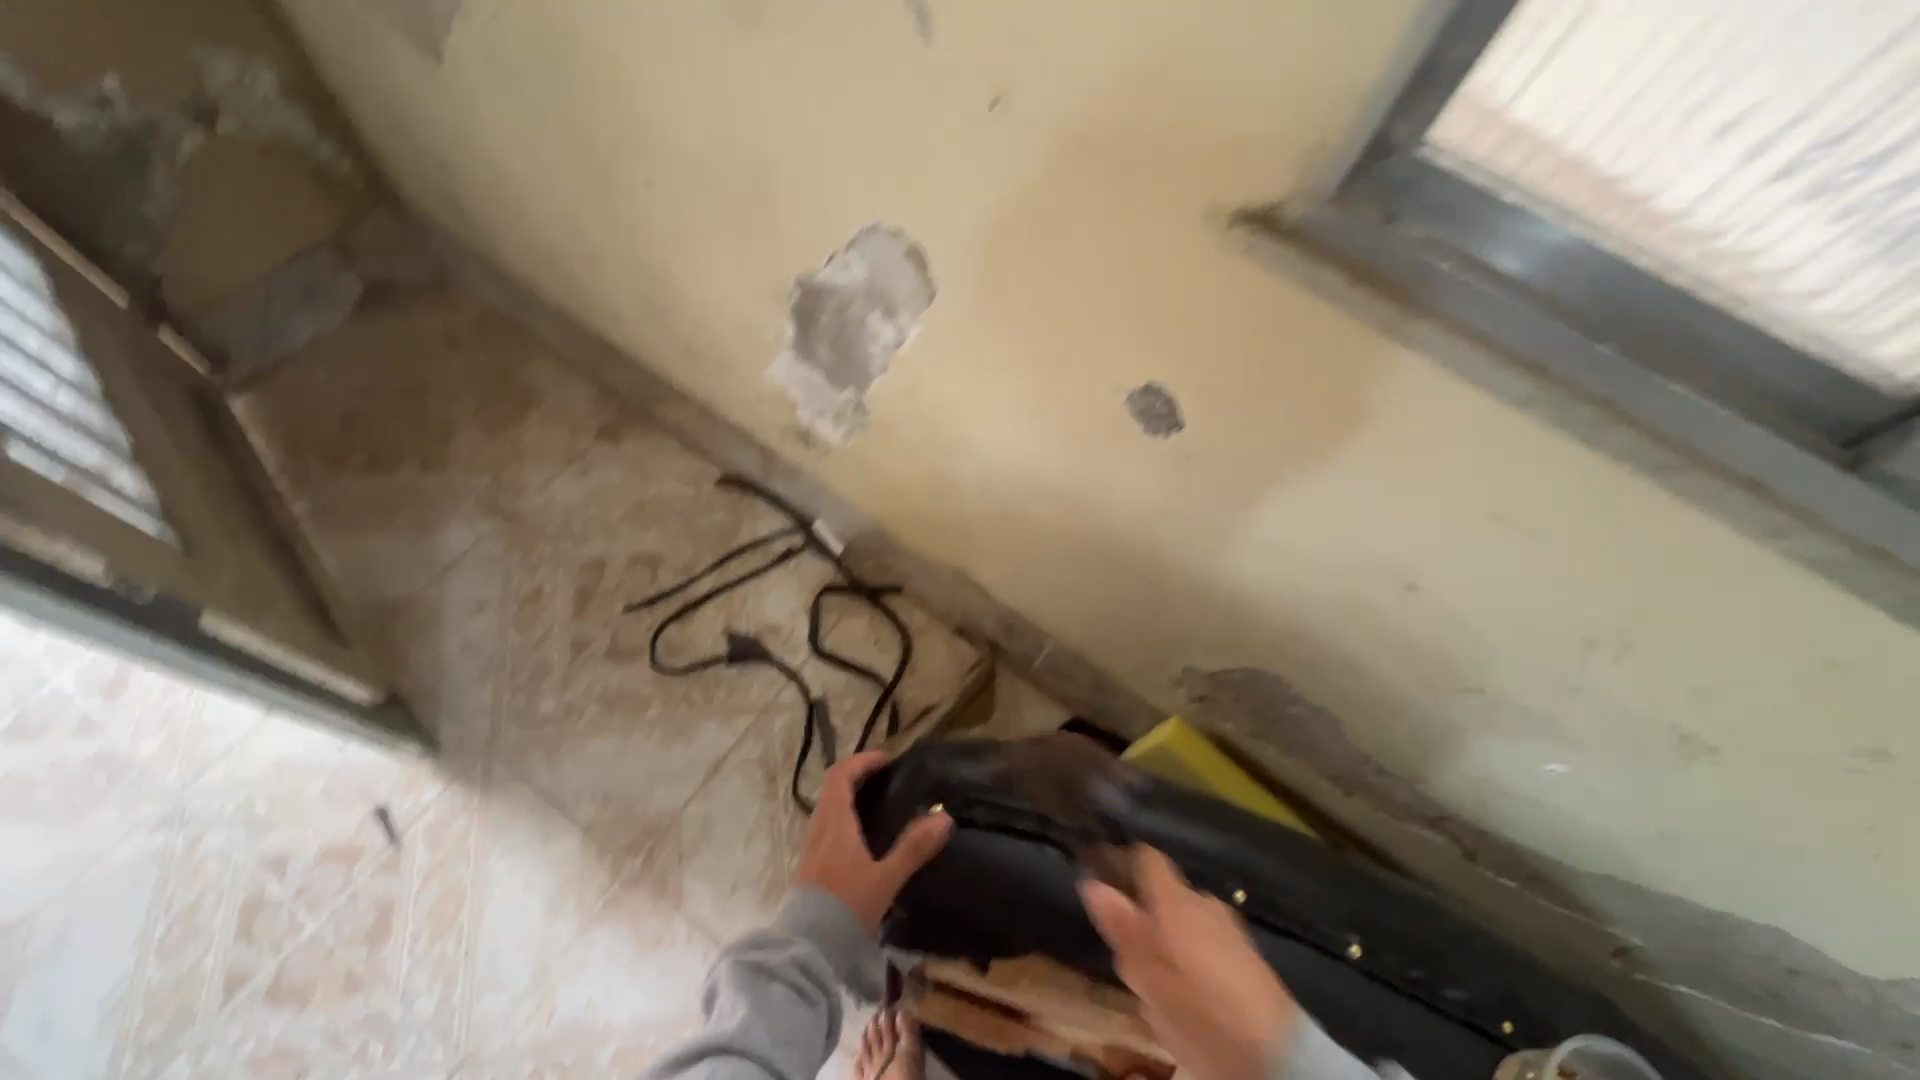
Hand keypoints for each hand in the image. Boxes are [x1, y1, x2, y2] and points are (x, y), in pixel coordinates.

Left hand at [793, 751, 953, 936]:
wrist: (809, 947)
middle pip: (833, 788)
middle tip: (887, 781)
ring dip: (849, 798)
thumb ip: (914, 847)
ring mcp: (811, 847)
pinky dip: (844, 819)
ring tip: (878, 807)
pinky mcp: (810, 866)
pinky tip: (862, 839)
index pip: (841, 775)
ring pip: (828, 809)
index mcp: (835, 822)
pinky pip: (826, 828)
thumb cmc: (847, 905)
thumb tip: (944, 817)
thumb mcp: (886, 878)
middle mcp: (819, 828)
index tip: (887, 760)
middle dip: (858, 777)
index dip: (862, 761)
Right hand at [1080, 846, 1298, 1079]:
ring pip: (1182, 924)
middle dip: (1142, 920)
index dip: (1121, 864)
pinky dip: (1189, 962)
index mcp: (1176, 900)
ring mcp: (1228, 928)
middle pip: (1162, 897)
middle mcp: (1204, 903)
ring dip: (1165, 945)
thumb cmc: (1199, 1009)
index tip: (1101, 881)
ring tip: (1156, 987)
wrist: (1274, 1053)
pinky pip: (1203, 945)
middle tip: (1127, 959)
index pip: (1146, 859)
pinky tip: (1189, 999)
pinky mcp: (1245, 956)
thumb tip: (1092, 883)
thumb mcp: (1147, 974)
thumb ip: (1120, 925)